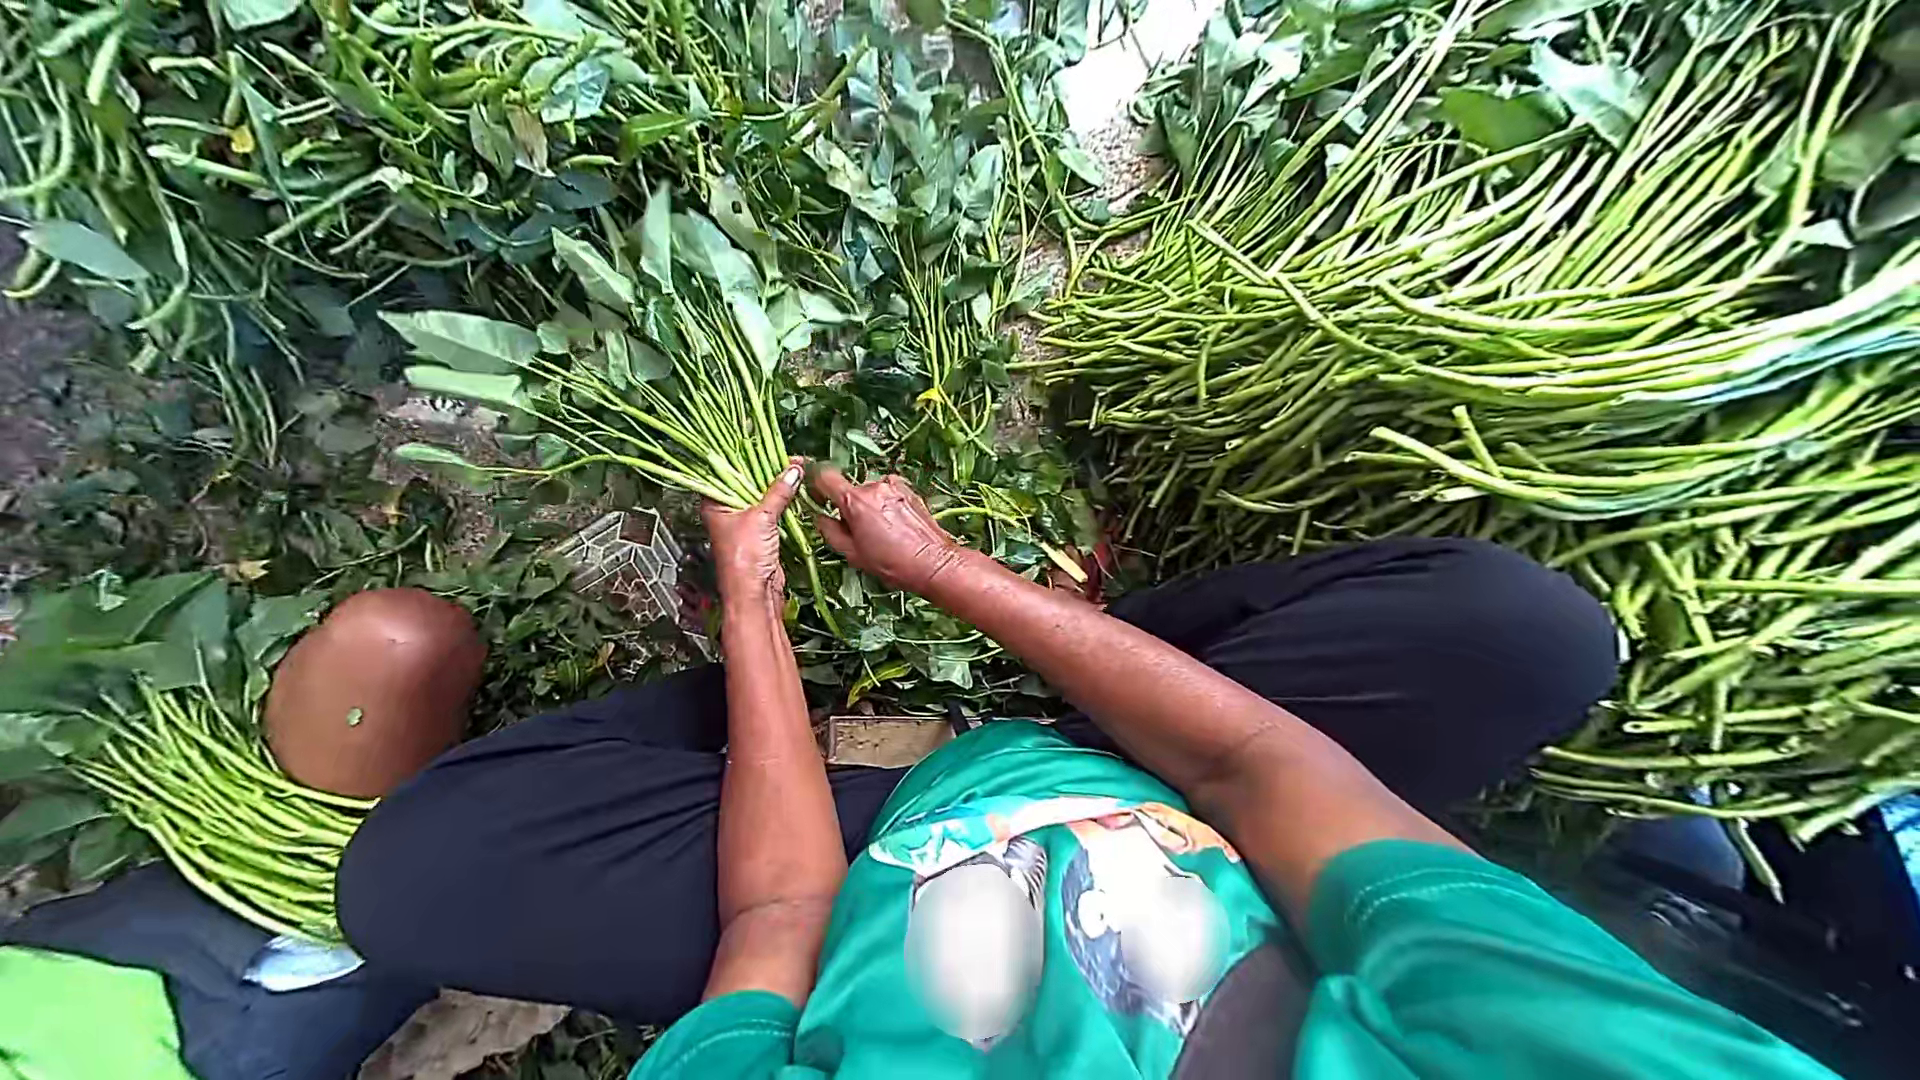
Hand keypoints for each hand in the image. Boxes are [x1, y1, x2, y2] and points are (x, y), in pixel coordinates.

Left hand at [703, 459, 804, 603]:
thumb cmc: (744, 558)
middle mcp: (727, 509)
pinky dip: (784, 500)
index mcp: (714, 502)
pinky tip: (796, 490)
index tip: (765, 442)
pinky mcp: (761, 531)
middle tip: (789, 457)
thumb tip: (794, 470)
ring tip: (797, 469)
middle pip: (747, 480)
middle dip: (769, 468)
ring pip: (762, 494)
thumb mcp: (761, 518)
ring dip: (779, 484)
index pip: (728, 469)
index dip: (747, 454)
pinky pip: (773, 509)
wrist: (754, 592)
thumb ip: (778, 492)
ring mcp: (744, 520)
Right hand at [809, 466, 964, 594]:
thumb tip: (821, 519)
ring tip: (881, 531)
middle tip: (858, 531)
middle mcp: (874, 487)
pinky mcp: (910, 490)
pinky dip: (886, 504)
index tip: (817, 494)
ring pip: (871, 492)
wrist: (932, 562)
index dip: (816, 484)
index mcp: (855, 501)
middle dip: (850, 506)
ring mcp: (894, 486)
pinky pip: (888, 493)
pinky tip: (894, 525)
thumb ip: (830, 531)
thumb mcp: (852, 554)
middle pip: (851, 489)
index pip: (825, 477)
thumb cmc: (893, 562)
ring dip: (870, 506)